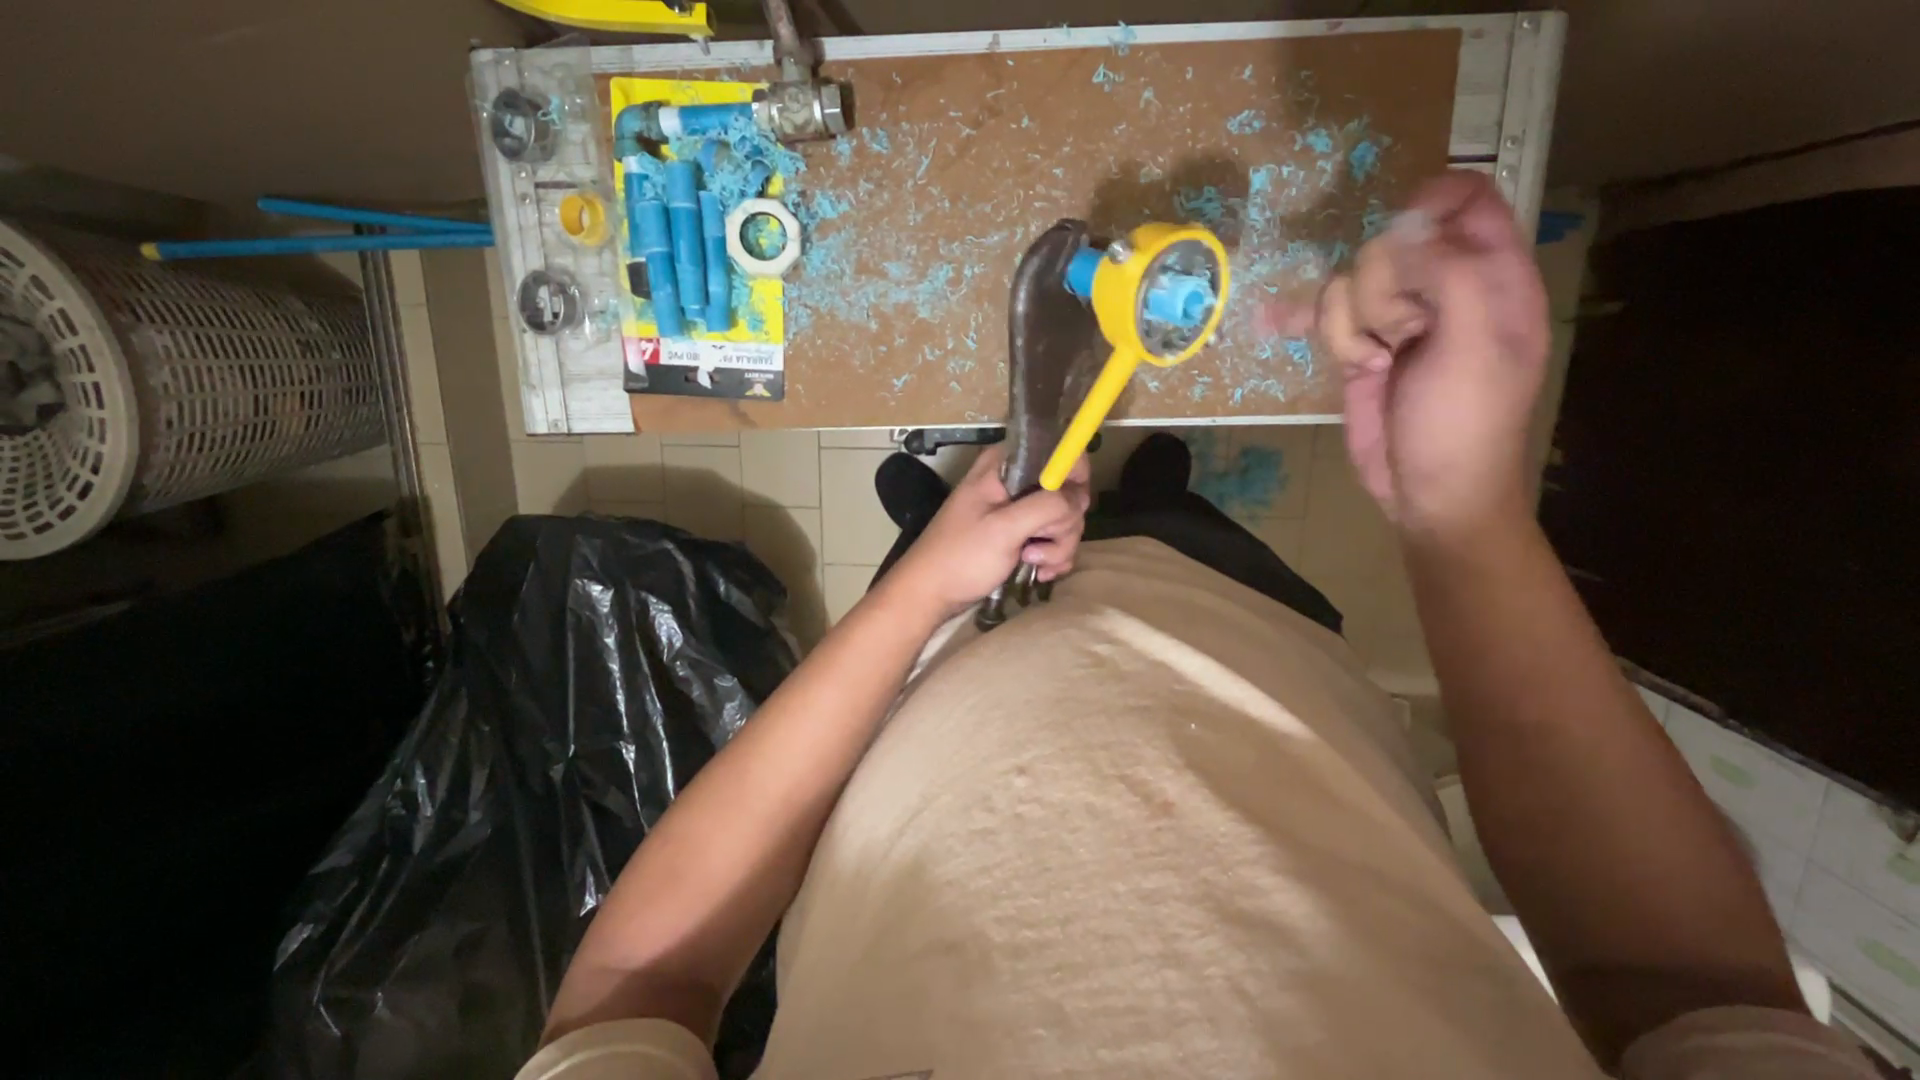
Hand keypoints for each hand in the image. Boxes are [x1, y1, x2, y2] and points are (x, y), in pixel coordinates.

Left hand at [884, 445, 1090, 617]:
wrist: (930, 594)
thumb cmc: (961, 557)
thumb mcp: (1004, 529)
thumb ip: (1047, 506)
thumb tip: (1080, 499)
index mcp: (1005, 464)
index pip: (1060, 452)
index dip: (1073, 480)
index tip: (1068, 509)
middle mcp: (1015, 481)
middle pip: (1068, 491)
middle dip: (1063, 524)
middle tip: (1038, 543)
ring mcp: (1018, 510)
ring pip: (1064, 519)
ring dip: (1057, 546)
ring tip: (1031, 562)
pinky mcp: (1021, 534)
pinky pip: (1054, 539)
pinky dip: (1052, 557)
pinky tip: (1039, 572)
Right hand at [1315, 170, 1549, 542]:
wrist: (1431, 493)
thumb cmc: (1467, 424)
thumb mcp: (1476, 347)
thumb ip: (1450, 275)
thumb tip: (1400, 238)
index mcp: (1493, 278)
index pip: (1472, 203)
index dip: (1435, 203)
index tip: (1401, 234)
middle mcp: (1442, 290)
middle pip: (1393, 243)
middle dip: (1381, 288)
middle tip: (1401, 334)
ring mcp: (1395, 320)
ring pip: (1349, 282)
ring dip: (1348, 326)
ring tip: (1375, 365)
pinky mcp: (1357, 348)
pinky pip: (1324, 317)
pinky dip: (1305, 323)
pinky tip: (1272, 323)